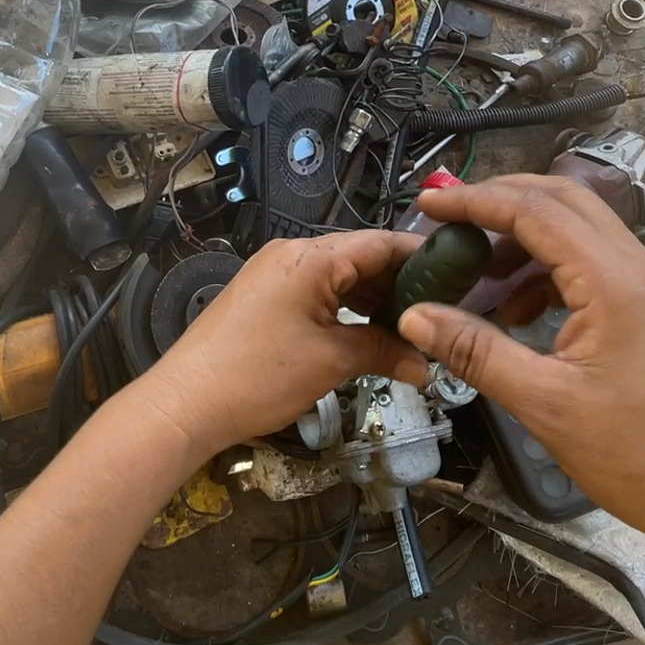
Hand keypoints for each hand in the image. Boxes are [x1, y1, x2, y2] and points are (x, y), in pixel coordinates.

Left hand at [134, 232, 427, 458]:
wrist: (186, 401)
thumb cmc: (259, 374)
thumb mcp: (330, 361)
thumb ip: (382, 352)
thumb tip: (425, 364)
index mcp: (311, 257)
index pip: (379, 242)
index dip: (420, 256)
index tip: (457, 273)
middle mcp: (291, 253)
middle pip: (359, 256)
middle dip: (399, 283)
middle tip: (439, 310)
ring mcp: (274, 272)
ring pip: (338, 274)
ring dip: (372, 297)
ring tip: (410, 325)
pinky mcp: (264, 294)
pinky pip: (316, 289)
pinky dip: (344, 306)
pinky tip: (367, 328)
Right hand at [398, 175, 644, 555]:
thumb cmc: (644, 458)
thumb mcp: (546, 405)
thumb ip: (476, 352)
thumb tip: (414, 316)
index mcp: (614, 281)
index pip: (534, 210)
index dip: (475, 200)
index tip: (427, 205)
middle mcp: (639, 268)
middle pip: (563, 200)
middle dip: (502, 199)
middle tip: (451, 218)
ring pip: (582, 231)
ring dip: (527, 239)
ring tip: (483, 276)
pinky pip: (597, 265)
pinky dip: (552, 271)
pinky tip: (525, 314)